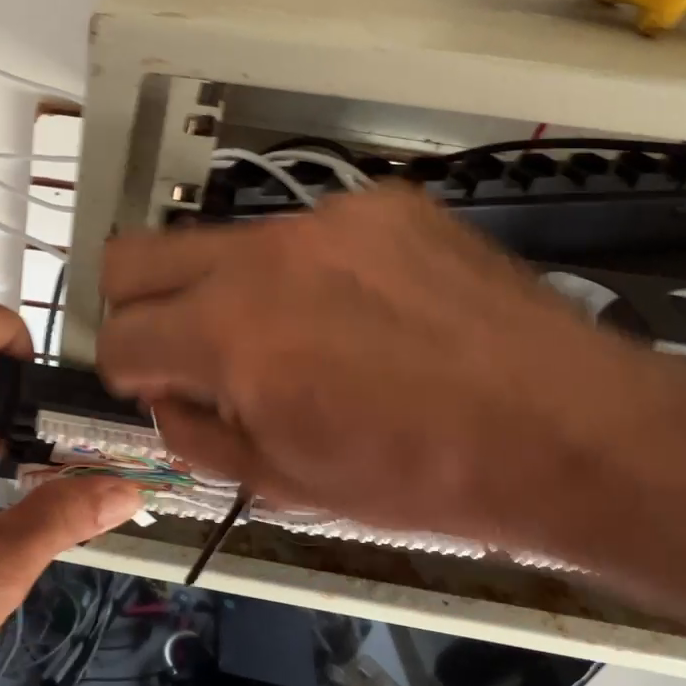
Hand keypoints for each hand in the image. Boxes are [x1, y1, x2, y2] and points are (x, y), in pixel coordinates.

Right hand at [96, 186, 685, 555]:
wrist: (568, 428)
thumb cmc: (419, 477)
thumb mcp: (285, 483)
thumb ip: (196, 434)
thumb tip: (167, 397)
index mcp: (227, 335)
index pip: (117, 336)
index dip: (125, 375)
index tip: (156, 391)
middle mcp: (260, 258)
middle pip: (132, 254)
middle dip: (136, 307)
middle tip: (183, 350)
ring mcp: (323, 219)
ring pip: (222, 243)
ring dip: (229, 291)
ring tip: (298, 339)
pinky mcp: (380, 203)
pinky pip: (305, 233)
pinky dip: (306, 272)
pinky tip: (363, 314)